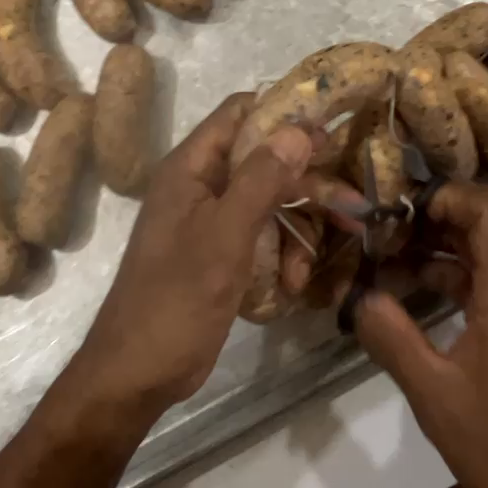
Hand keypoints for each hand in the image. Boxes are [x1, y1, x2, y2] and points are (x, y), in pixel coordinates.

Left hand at [68, 92, 312, 416]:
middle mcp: (201, 184)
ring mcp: (209, 220)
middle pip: (263, 161)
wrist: (137, 374)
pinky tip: (292, 285)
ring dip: (296, 231)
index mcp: (192, 166)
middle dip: (306, 185)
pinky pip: (261, 236)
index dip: (285, 114)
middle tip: (351, 205)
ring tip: (306, 271)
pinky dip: (280, 256)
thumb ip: (261, 178)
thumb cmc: (176, 298)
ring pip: (268, 203)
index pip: (240, 112)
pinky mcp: (219, 253)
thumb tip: (299, 128)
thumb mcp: (226, 235)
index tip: (330, 132)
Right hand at [354, 183, 487, 487]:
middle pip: (479, 225)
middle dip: (427, 220)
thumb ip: (393, 340)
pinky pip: (479, 283)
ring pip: (476, 254)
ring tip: (380, 263)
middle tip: (378, 232)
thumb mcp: (436, 394)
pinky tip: (404, 297)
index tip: (401, 211)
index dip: (448, 195)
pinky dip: (442, 280)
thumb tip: (355, 296)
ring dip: (431, 251)